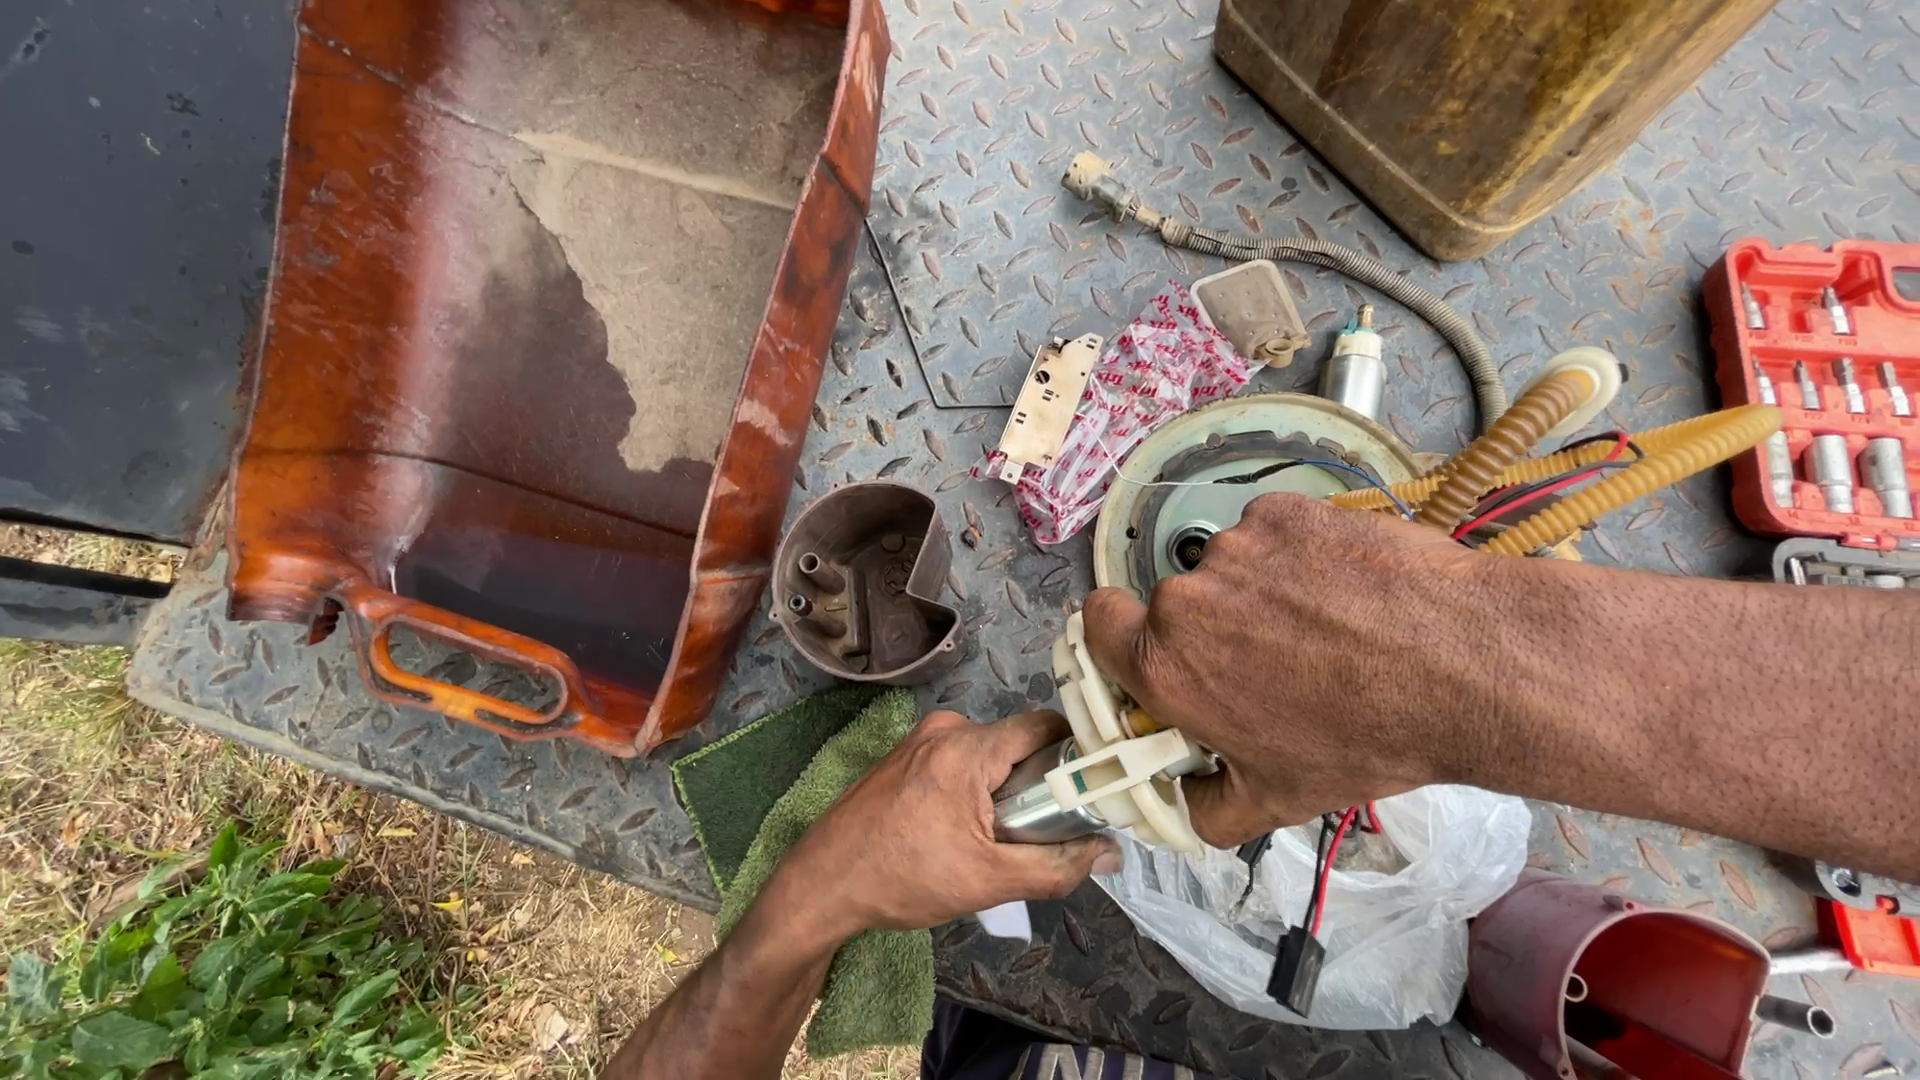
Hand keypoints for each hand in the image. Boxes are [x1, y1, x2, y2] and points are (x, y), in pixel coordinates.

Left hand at [774, 710, 1119, 938]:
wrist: (823, 882)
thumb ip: (1055, 866)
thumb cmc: (903, 878)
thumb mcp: (987, 881)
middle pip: (1017, 743)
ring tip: (995, 839)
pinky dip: (977, 788)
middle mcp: (945, 727)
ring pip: (991, 754)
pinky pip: (963, 760)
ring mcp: (922, 738)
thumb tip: (1109, 853)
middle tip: (1036, 832)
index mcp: (966, 746)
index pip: (1044, 727)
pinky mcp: (908, 754)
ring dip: (1005, 790)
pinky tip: (962, 830)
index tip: (1086, 795)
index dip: (1073, 758)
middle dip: (1035, 784)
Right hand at [1084, 493, 1501, 846]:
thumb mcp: (1279, 800)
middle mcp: (1185, 598)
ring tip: (1327, 622)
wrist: (1468, 664)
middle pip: (1177, 604)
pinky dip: (1297, 554)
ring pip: (1230, 568)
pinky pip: (1271, 534)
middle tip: (1275, 656)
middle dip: (1213, 628)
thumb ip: (1207, 809)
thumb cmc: (1367, 738)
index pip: (1096, 620)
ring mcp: (1234, 547)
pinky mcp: (1282, 512)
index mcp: (1167, 665)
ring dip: (1260, 590)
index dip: (1120, 633)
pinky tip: (1345, 585)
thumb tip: (1181, 802)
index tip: (1158, 647)